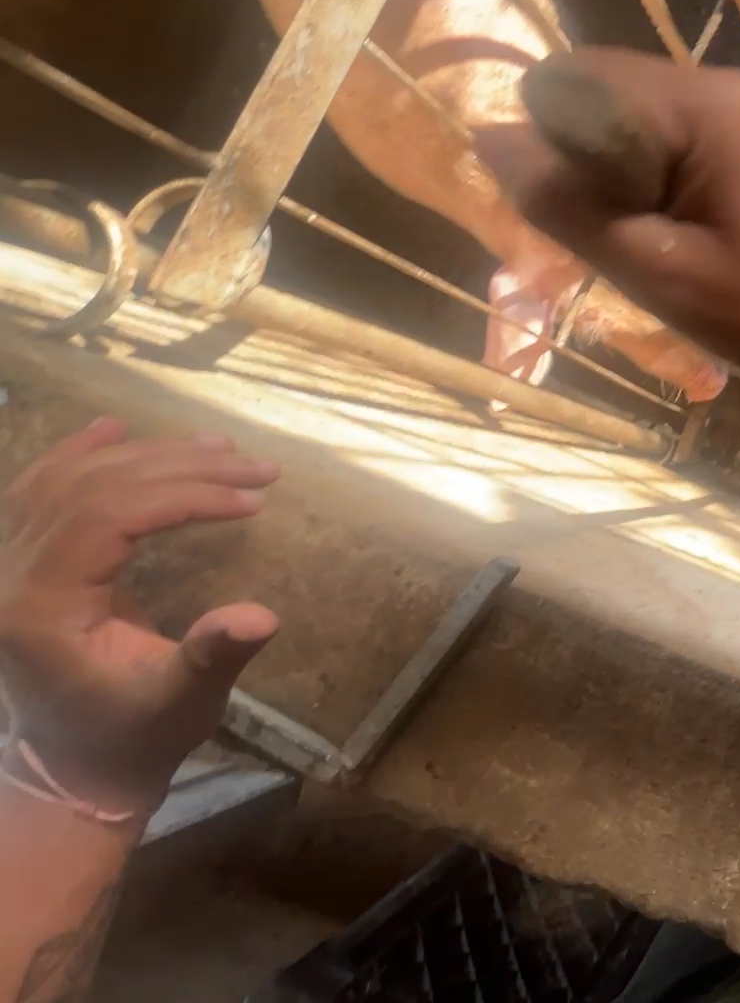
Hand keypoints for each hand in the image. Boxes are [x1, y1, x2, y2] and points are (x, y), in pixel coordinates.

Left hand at [0, 418, 280, 815]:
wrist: (78, 761)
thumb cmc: (138, 731)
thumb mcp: (186, 700)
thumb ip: (214, 655)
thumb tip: (262, 616)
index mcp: (39, 608)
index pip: (104, 517)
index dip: (184, 497)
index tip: (256, 501)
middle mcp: (5, 578)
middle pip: (89, 489)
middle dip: (183, 469)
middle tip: (263, 468)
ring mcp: (5, 570)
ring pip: (65, 482)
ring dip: (149, 457)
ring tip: (224, 448)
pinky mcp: (22, 567)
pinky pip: (36, 493)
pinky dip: (77, 455)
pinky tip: (112, 428)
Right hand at [474, 49, 739, 405]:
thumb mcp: (654, 269)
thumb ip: (566, 202)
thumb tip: (489, 136)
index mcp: (702, 105)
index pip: (570, 84)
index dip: (554, 154)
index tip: (590, 226)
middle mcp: (722, 89)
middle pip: (599, 99)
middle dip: (586, 170)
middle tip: (622, 245)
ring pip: (629, 127)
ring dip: (617, 186)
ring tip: (653, 251)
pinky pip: (667, 147)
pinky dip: (651, 190)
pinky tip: (675, 243)